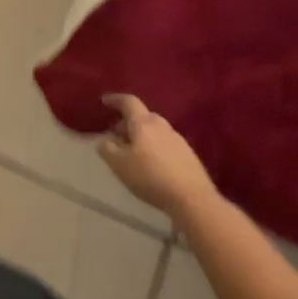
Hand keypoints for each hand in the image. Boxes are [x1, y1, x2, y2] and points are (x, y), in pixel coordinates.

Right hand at [96, 94, 218, 216]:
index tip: (104, 102)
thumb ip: (107, 148)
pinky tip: (152, 164)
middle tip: (117, 134)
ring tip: (133, 152)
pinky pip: (166, 144)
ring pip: (155, 130)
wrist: (193, 199)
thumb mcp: (118, 164)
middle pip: (143, 116)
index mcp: (143, 123)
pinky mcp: (189, 156)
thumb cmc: (150, 177)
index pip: (128, 102)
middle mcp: (162, 126)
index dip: (115, 99)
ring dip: (142, 136)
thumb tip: (106, 141)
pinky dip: (155, 147)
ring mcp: (179, 141)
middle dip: (128, 122)